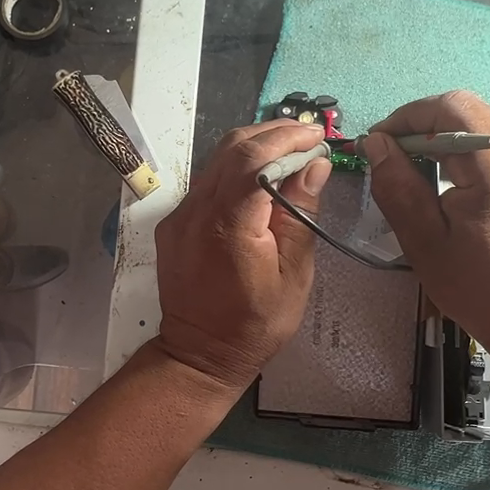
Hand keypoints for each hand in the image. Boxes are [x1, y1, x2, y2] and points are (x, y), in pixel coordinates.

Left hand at [153, 120, 330, 392]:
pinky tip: (260, 175)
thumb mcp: (293, 276)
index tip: (316, 135)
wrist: (198, 355)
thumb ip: (300, 216)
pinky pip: (206, 182)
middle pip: (230, 149)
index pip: (252, 160)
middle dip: (271, 134)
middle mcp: (196, 212)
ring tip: (289, 149)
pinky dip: (235, 168)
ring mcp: (179, 215)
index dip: (286, 139)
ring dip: (253, 147)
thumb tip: (314, 166)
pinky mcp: (173, 222)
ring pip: (215, 160)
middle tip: (307, 136)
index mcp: (228, 226)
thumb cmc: (255, 325)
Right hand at [363, 92, 489, 370]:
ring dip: (442, 139)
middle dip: (422, 126)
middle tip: (392, 158)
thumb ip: (397, 185)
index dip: (406, 117)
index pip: (449, 107)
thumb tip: (377, 144)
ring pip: (482, 128)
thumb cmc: (482, 290)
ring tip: (415, 173)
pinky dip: (464, 155)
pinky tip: (447, 187)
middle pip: (467, 111)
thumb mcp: (425, 241)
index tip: (378, 145)